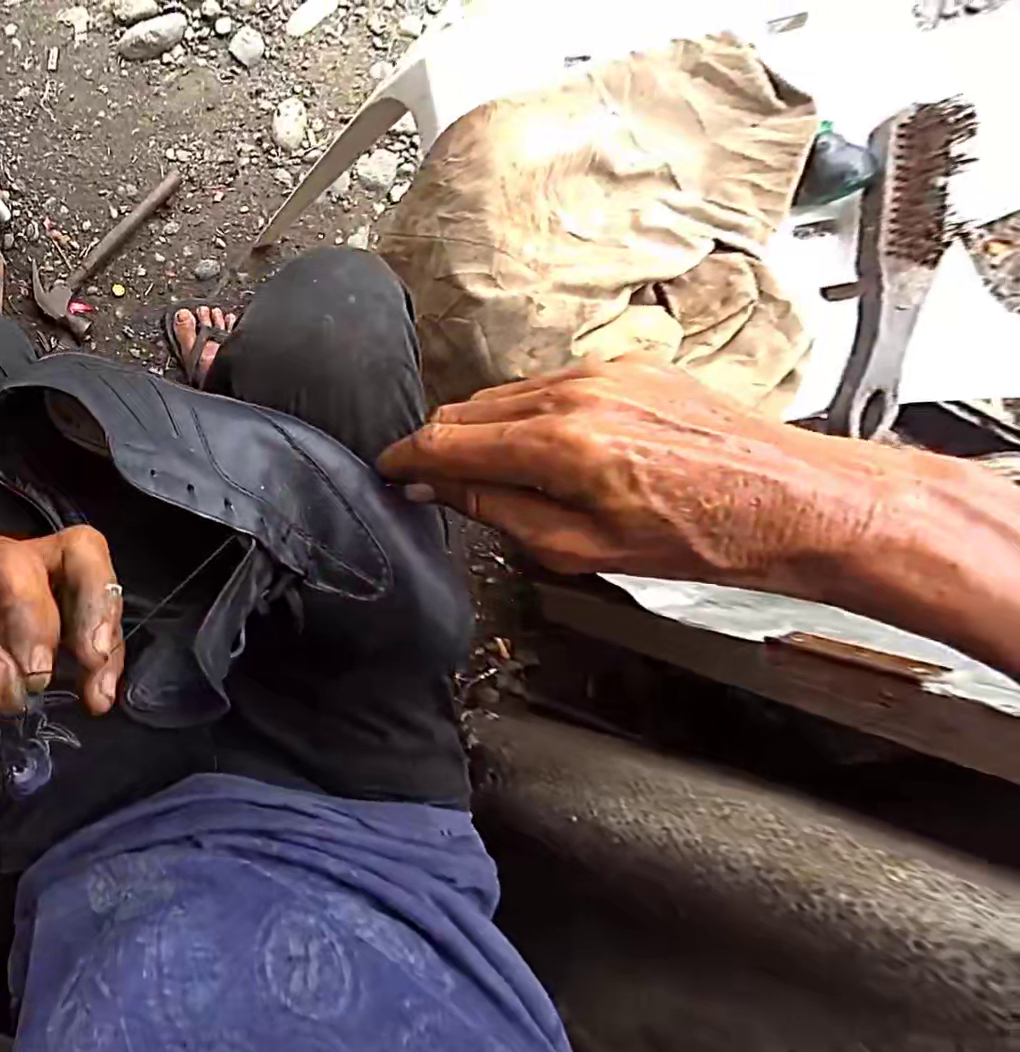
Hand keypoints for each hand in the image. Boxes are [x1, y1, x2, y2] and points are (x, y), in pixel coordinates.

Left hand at [0, 527, 125, 750]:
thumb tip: (9, 680)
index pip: (17, 563)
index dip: (34, 612)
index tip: (33, 671)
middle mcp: (16, 565)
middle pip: (79, 551)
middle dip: (95, 599)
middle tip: (91, 653)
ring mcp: (45, 595)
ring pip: (99, 590)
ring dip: (106, 639)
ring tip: (97, 690)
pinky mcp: (61, 631)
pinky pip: (97, 634)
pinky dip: (105, 664)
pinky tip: (96, 695)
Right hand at [376, 358, 924, 592]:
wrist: (804, 501)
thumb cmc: (696, 537)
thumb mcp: (572, 546)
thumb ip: (490, 508)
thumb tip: (432, 486)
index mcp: (557, 446)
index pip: (443, 441)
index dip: (403, 457)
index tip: (386, 470)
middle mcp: (573, 396)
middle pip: (460, 411)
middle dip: (434, 445)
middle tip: (431, 480)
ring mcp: (601, 373)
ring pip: (494, 396)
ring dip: (473, 430)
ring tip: (486, 468)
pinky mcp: (625, 366)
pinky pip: (538, 385)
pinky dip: (515, 414)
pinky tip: (533, 444)